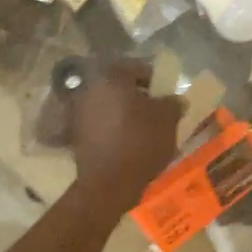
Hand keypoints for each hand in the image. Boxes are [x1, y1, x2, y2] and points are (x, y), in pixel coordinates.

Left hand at [70, 62, 182, 207]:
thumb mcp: (168, 120)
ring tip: (143, 129)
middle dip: (137, 96)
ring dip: (124, 113)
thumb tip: (176, 100)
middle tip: (156, 110)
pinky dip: (113, 128)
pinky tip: (127, 142)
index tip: (166, 93)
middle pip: (119, 86)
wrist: (108, 183)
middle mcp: (90, 88)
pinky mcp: (75, 135)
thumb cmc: (140, 143)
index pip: (136, 67)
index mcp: (112, 77)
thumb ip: (173, 104)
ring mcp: (78, 112)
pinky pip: (99, 124)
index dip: (154, 79)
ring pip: (108, 105)